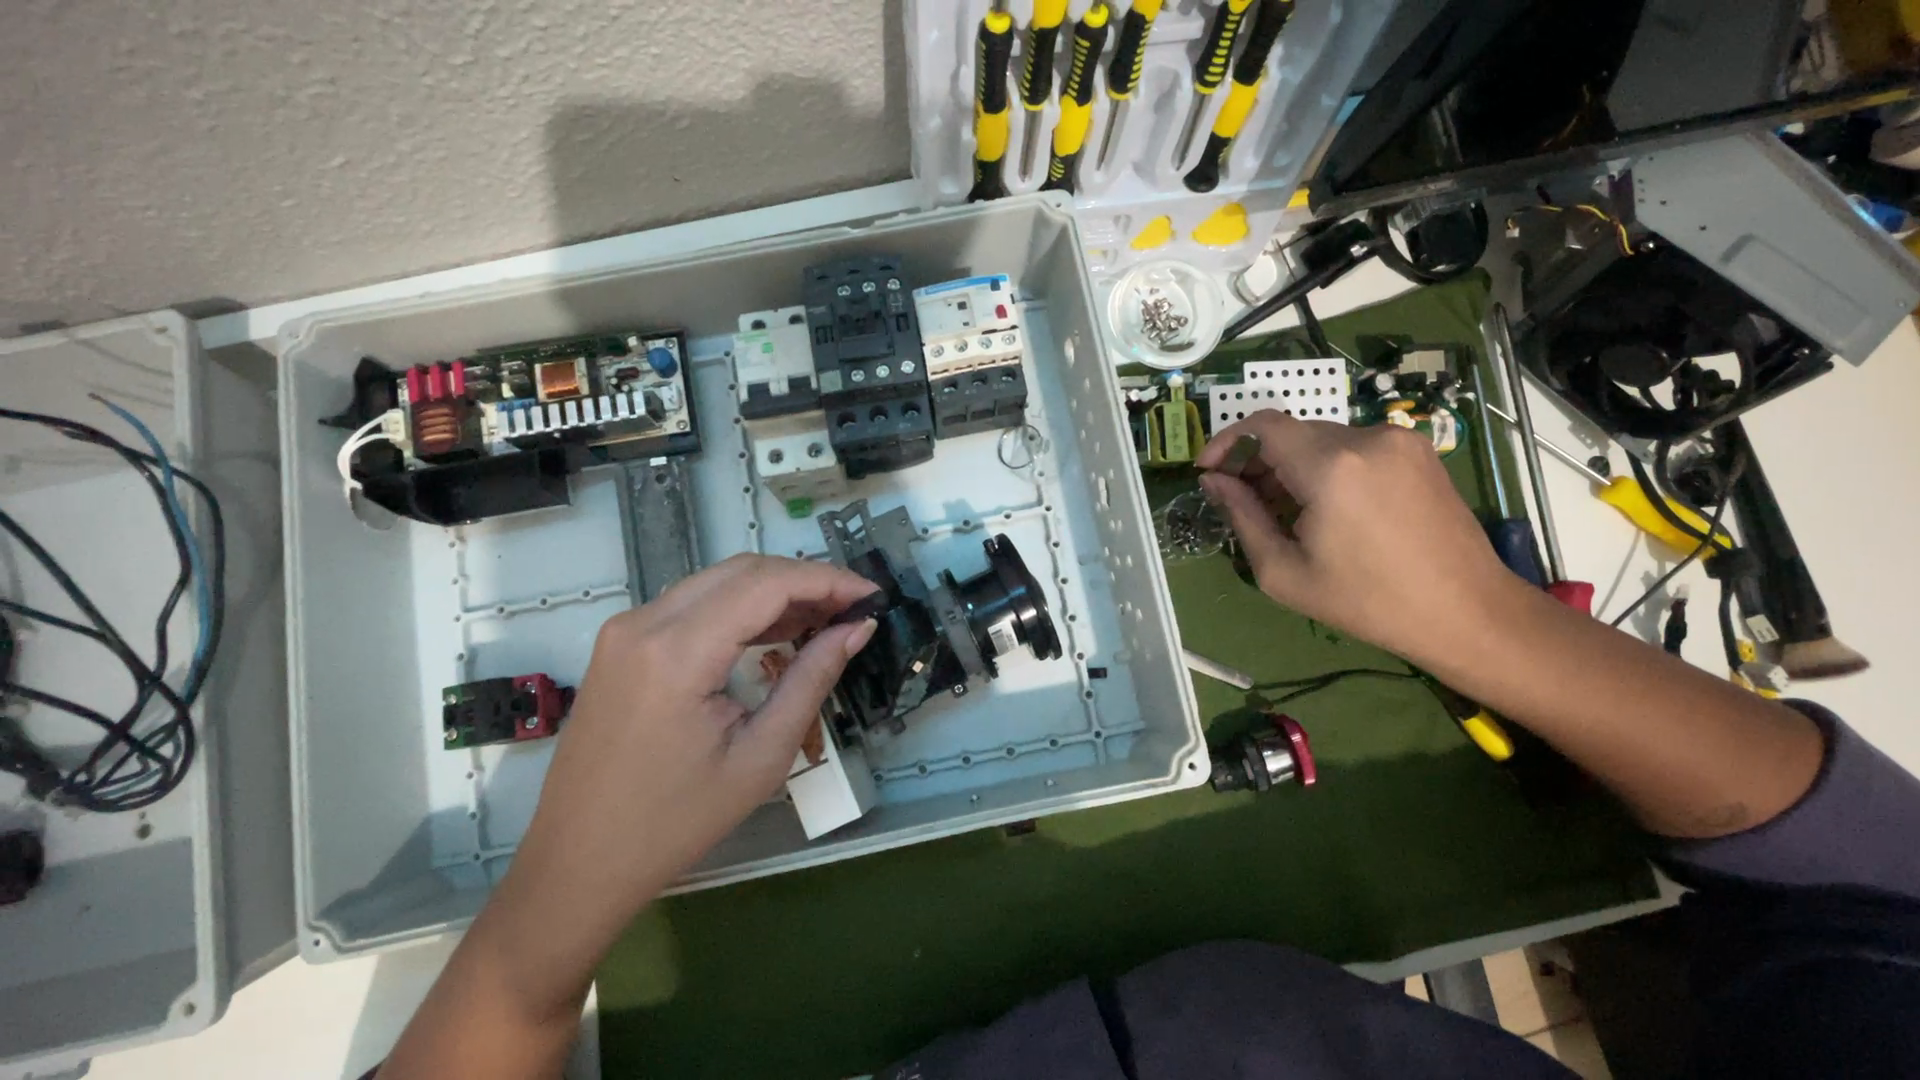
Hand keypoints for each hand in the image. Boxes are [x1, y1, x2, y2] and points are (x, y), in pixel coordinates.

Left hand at [515, 554, 878, 906]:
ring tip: (825, 619)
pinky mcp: (620, 643)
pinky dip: (739, 608)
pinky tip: (775, 631)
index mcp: (676, 653)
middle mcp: (643, 623)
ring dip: (773, 591)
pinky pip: (691, 604)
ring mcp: (625, 629)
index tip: (872, 595)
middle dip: (804, 580)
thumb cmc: (675, 822)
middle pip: (741, 571)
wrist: (578, 860)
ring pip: (716, 582)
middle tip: (853, 609)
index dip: (826, 580)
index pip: (765, 584)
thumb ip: (811, 680)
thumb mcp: (760, 757)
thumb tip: (856, 629)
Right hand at [1196, 411, 1523, 665]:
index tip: (1209, 472)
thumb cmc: (1367, 601)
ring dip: (1292, 465)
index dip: (1227, 441)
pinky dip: (1328, 467)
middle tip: (1241, 501)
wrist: (1465, 610)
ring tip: (1283, 511)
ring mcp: (1399, 440)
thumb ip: (1242, 517)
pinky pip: (1355, 448)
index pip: (1262, 425)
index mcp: (1331, 466)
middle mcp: (1366, 438)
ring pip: (1323, 439)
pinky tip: (1327, 508)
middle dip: (1257, 460)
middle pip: (1292, 432)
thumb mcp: (1283, 571)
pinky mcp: (1418, 451)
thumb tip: (1213, 481)